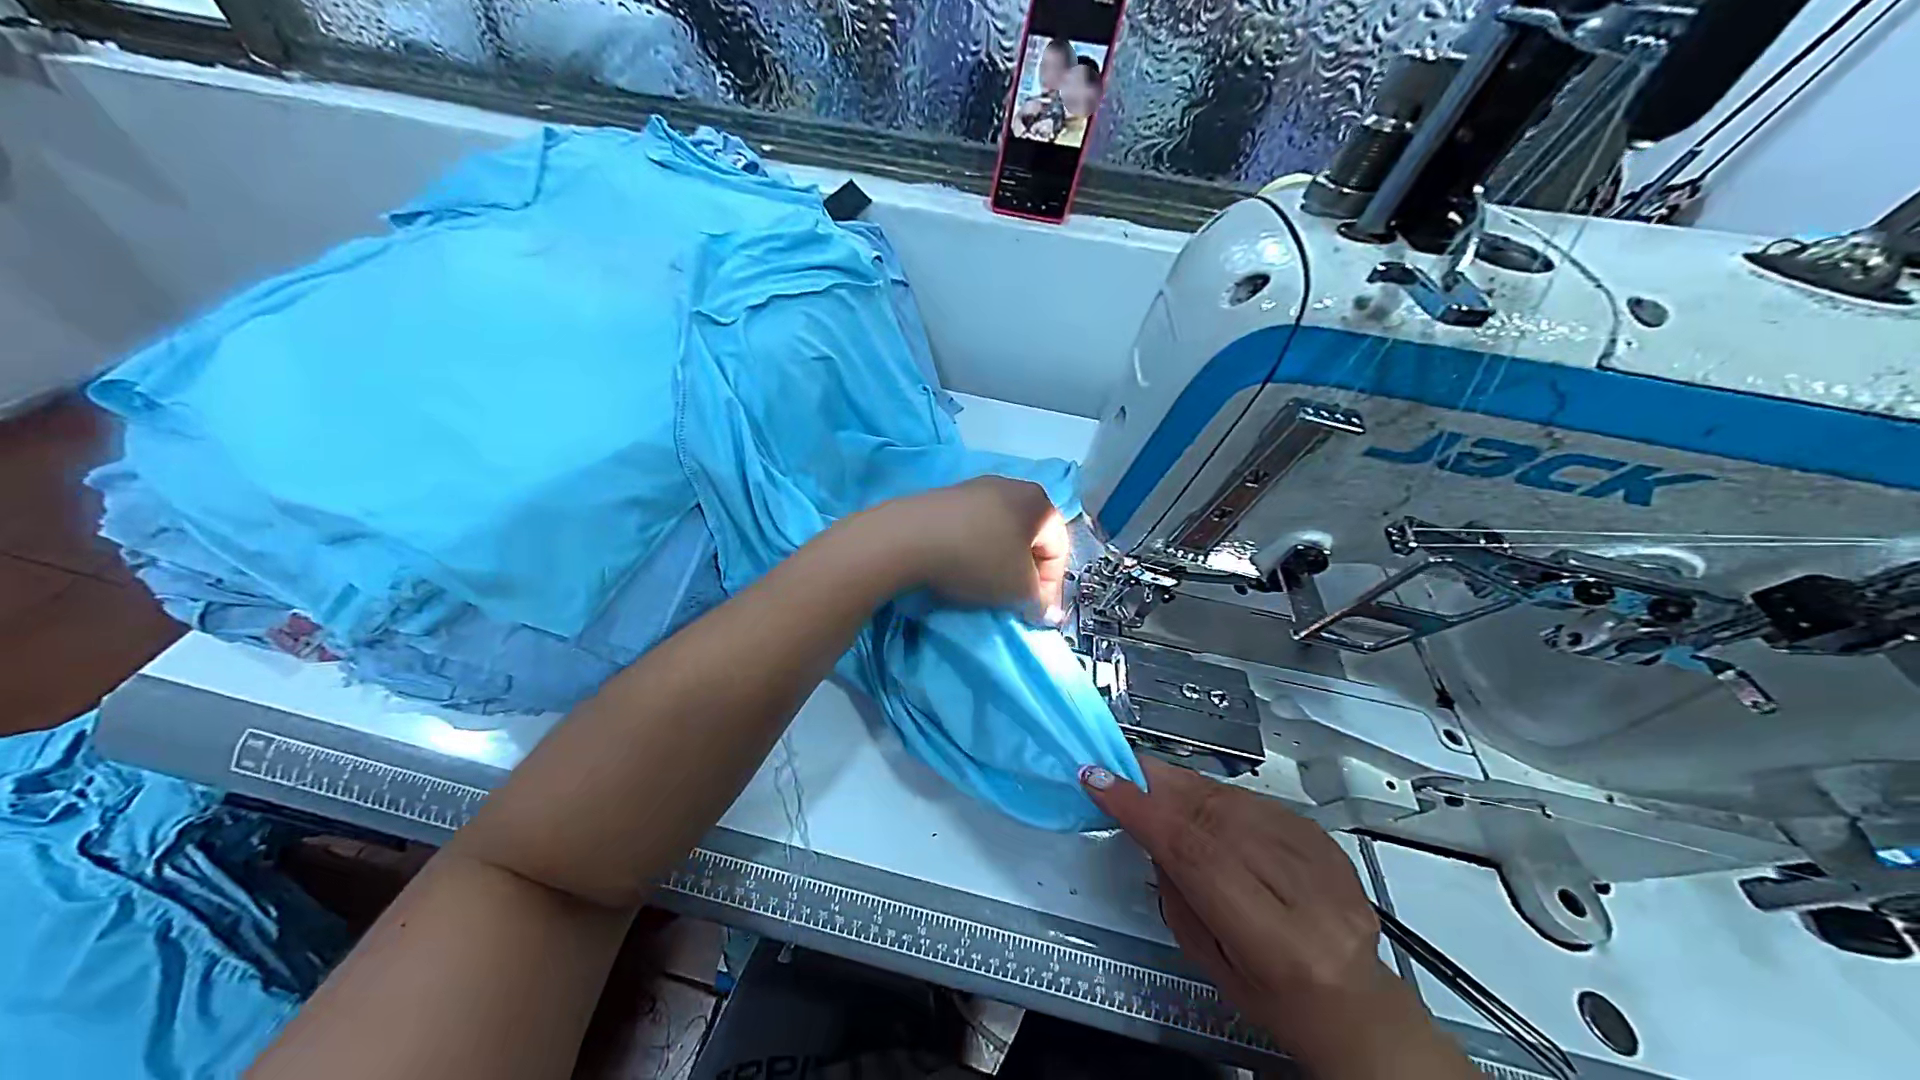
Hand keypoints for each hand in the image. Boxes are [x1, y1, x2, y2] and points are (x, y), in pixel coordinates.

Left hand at [862, 476, 1068, 622]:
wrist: (908, 537)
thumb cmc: (977, 560)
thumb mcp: (1018, 590)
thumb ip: (1039, 601)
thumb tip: (1045, 610)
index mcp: (1038, 501)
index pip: (1059, 549)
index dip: (1051, 585)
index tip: (1034, 611)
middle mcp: (1011, 485)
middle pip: (1029, 537)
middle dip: (1023, 571)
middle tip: (1011, 598)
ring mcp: (975, 487)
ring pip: (1000, 531)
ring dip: (997, 560)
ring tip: (981, 583)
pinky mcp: (945, 496)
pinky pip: (971, 526)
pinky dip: (972, 547)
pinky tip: (957, 564)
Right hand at [1082, 758, 1477, 1079]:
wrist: (1354, 1005)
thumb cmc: (1275, 999)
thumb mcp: (1209, 959)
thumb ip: (1177, 889)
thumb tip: (1147, 824)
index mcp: (1279, 943)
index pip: (1198, 856)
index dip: (1143, 810)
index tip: (1101, 782)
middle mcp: (1309, 895)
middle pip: (1217, 818)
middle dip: (1159, 786)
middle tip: (1120, 767)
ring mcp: (1324, 860)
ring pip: (1236, 801)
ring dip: (1184, 783)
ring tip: (1150, 777)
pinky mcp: (1326, 838)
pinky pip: (1258, 801)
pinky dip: (1217, 792)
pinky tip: (1194, 794)